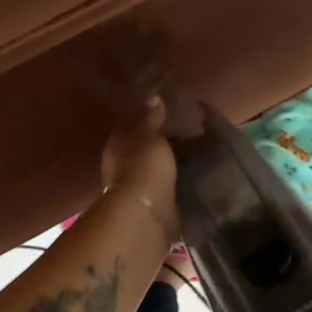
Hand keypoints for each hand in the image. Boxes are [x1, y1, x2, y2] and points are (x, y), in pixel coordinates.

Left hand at [101, 95, 179, 237]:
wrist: (145, 215)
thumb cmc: (143, 168)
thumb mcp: (149, 136)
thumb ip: (150, 117)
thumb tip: (152, 97)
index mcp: (116, 144)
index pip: (130, 124)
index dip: (147, 117)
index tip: (169, 111)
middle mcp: (121, 165)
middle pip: (142, 147)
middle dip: (161, 141)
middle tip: (188, 133)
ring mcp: (135, 186)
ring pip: (154, 167)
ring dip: (169, 162)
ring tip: (195, 153)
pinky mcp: (151, 204)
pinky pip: (165, 185)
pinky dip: (176, 180)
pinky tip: (192, 175)